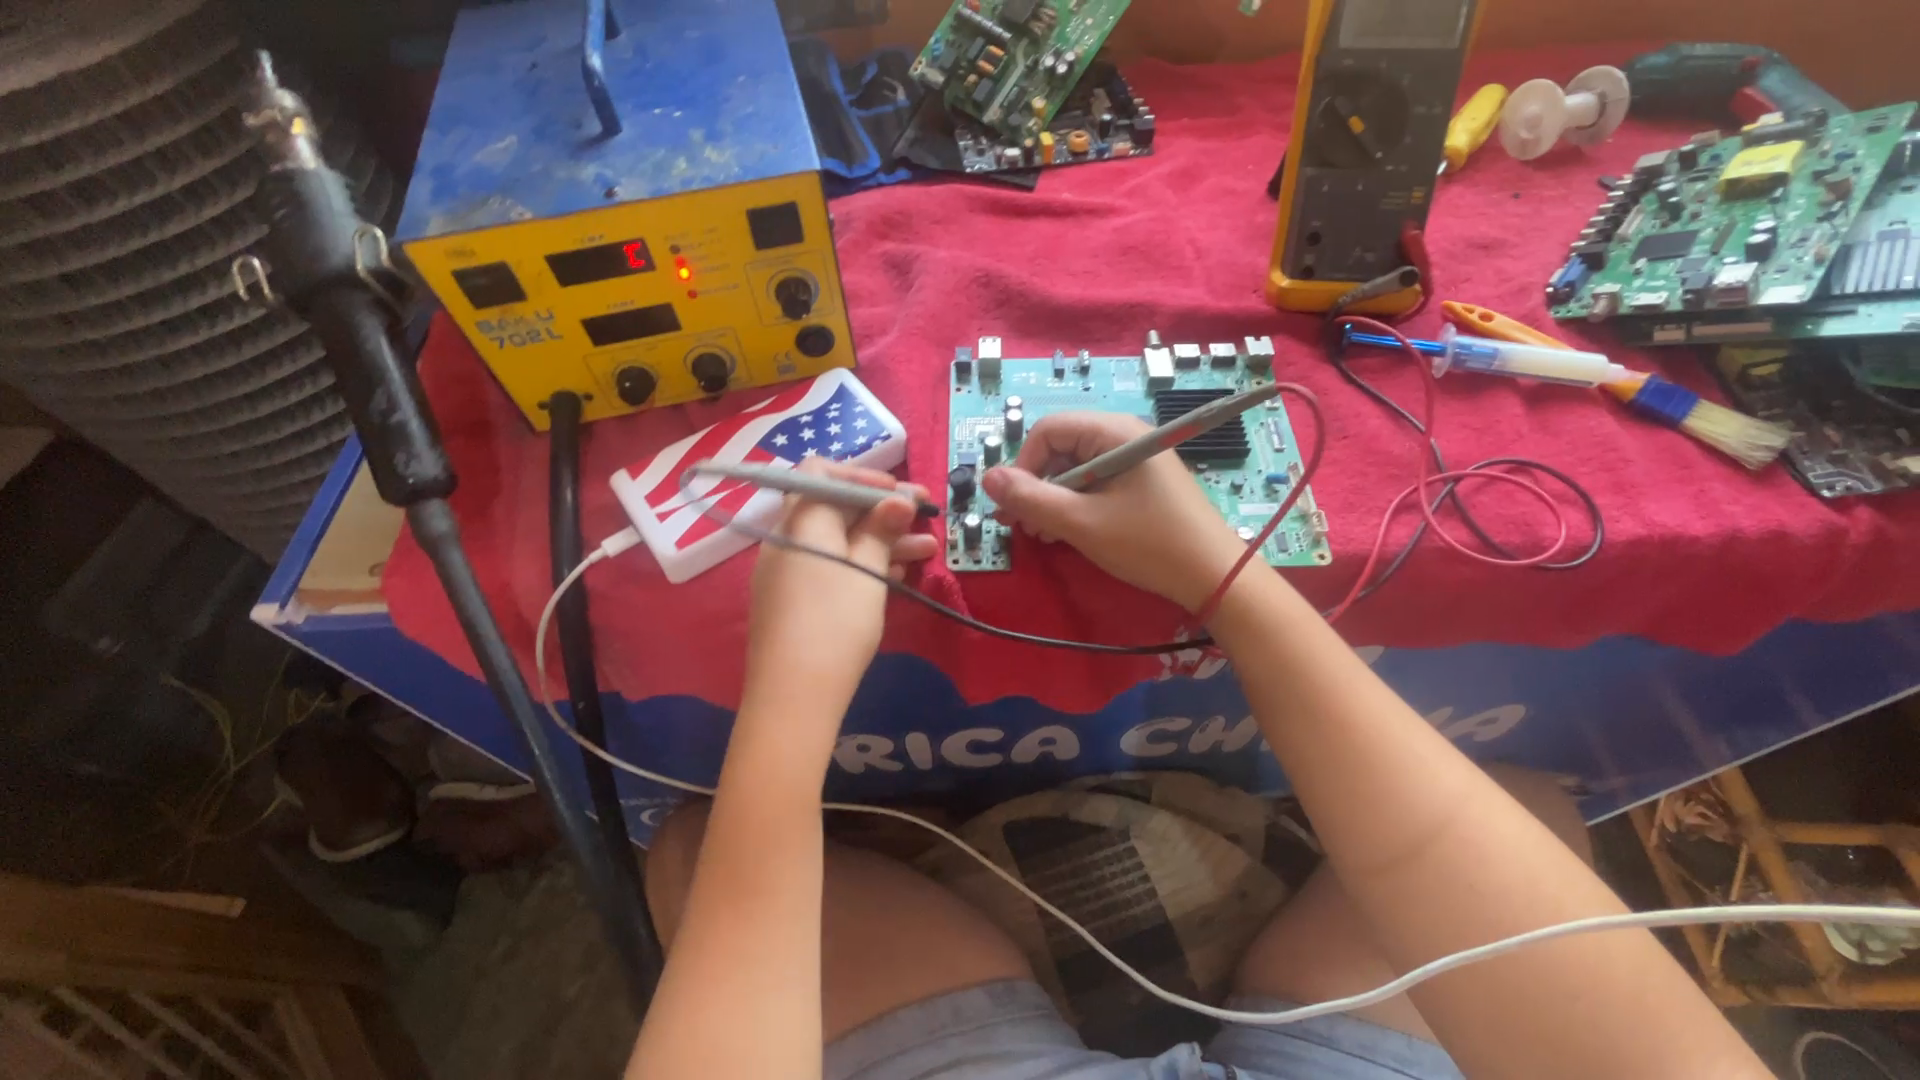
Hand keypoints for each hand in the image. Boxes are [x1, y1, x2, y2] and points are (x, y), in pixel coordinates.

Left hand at [744, 460, 939, 699]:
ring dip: (880, 540)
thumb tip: (898, 500)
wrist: (792, 694)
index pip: (824, 472)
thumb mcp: (868, 571)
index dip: (865, 476)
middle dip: (883, 511)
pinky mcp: (791, 600)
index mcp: (801, 520)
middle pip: (834, 508)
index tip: (904, 493)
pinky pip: (828, 566)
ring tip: (926, 551)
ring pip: (836, 541)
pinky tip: (896, 575)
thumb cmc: (835, 622)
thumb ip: (881, 530)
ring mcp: (786, 570)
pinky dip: (860, 563)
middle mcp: (786, 537)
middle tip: (927, 519)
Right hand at [981, 412, 1250, 612]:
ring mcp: (1135, 459)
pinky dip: (1076, 504)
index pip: (1047, 430)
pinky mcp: (1142, 482)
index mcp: (1113, 432)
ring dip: (1053, 499)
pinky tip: (1069, 532)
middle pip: (1060, 448)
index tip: (1016, 507)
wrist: (1214, 576)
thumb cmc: (1149, 544)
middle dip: (1036, 486)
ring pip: (1075, 468)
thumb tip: (987, 478)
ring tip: (1044, 535)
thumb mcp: (1082, 524)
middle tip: (1022, 527)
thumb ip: (1032, 499)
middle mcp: (1124, 435)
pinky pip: (1096, 483)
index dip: (1023, 466)